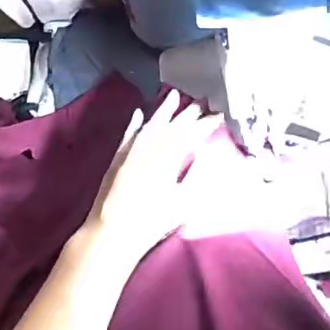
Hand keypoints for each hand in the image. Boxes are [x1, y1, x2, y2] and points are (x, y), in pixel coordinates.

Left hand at [81, 91, 217, 262]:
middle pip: (174, 125)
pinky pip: (128, 135)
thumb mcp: (183, 203)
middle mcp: (152, 147)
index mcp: (171, 156)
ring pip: (152, 124)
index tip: (218, 115)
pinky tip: (138, 114)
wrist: (110, 234)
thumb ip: (194, 176)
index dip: (207, 123)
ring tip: (174, 95)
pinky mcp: (117, 158)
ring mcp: (133, 150)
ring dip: (163, 110)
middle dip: (189, 113)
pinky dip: (134, 124)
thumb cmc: (151, 222)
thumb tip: (204, 155)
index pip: (193, 133)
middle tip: (202, 102)